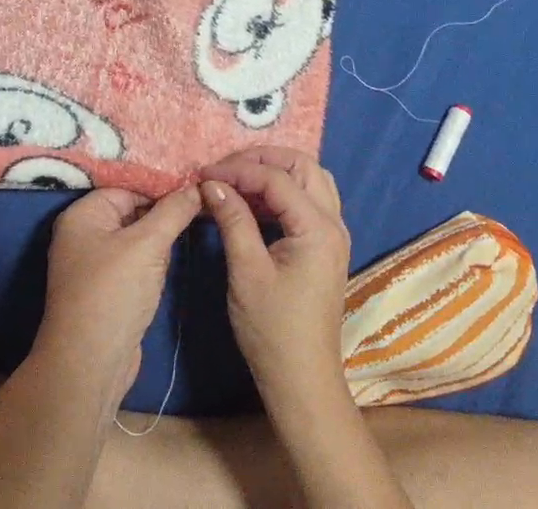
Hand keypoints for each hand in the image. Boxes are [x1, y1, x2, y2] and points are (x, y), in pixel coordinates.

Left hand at [37, 185, 200, 410]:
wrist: (91, 362)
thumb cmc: (114, 292)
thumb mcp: (148, 244)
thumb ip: (174, 211)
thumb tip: (199, 186)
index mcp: (83, 216)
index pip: (127, 189)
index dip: (161, 189)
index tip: (197, 191)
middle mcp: (83, 235)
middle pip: (131, 212)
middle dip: (163, 214)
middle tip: (201, 210)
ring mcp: (94, 265)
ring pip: (136, 239)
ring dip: (160, 240)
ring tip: (192, 232)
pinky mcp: (107, 290)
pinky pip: (134, 263)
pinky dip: (153, 262)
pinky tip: (172, 263)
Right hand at [200, 148, 351, 402]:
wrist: (302, 378)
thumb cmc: (272, 328)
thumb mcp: (246, 271)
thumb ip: (233, 220)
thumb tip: (212, 184)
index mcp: (318, 228)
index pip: (277, 178)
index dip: (238, 170)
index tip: (203, 174)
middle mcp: (334, 223)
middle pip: (304, 167)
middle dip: (263, 160)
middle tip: (225, 170)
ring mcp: (334, 235)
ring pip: (310, 181)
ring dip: (275, 173)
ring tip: (236, 181)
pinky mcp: (325, 247)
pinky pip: (309, 202)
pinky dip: (282, 193)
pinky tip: (253, 204)